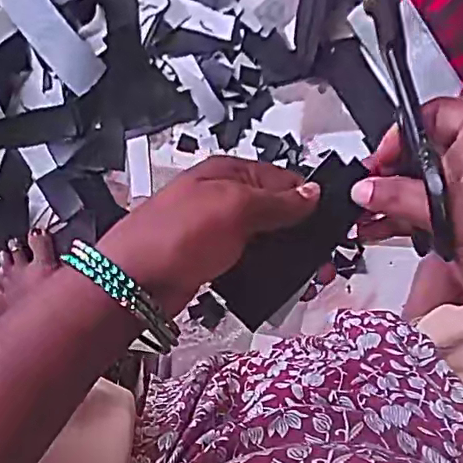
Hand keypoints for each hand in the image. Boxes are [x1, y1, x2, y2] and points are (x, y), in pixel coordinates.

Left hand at [98, 155, 317, 313]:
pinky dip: (263, 276)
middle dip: (300, 236)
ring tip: (305, 279)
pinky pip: (245, 266)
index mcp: (227, 174)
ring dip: (285, 260)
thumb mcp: (235, 208)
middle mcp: (220, 201)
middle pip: (274, 213)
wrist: (132, 284)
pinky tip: (274, 287)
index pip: (283, 179)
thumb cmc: (170, 237)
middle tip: (320, 260)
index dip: (308, 200)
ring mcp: (214, 234)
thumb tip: (309, 196)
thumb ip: (276, 202)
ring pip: (262, 243)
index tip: (330, 223)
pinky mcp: (208, 263)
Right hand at [352, 97, 462, 319]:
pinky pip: (416, 211)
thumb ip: (404, 195)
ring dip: (385, 199)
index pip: (436, 115)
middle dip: (388, 171)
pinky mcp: (454, 221)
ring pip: (413, 184)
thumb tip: (366, 187)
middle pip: (420, 151)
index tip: (380, 160)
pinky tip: (373, 227)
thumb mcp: (454, 212)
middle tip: (366, 188)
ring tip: (362, 213)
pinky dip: (394, 218)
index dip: (403, 134)